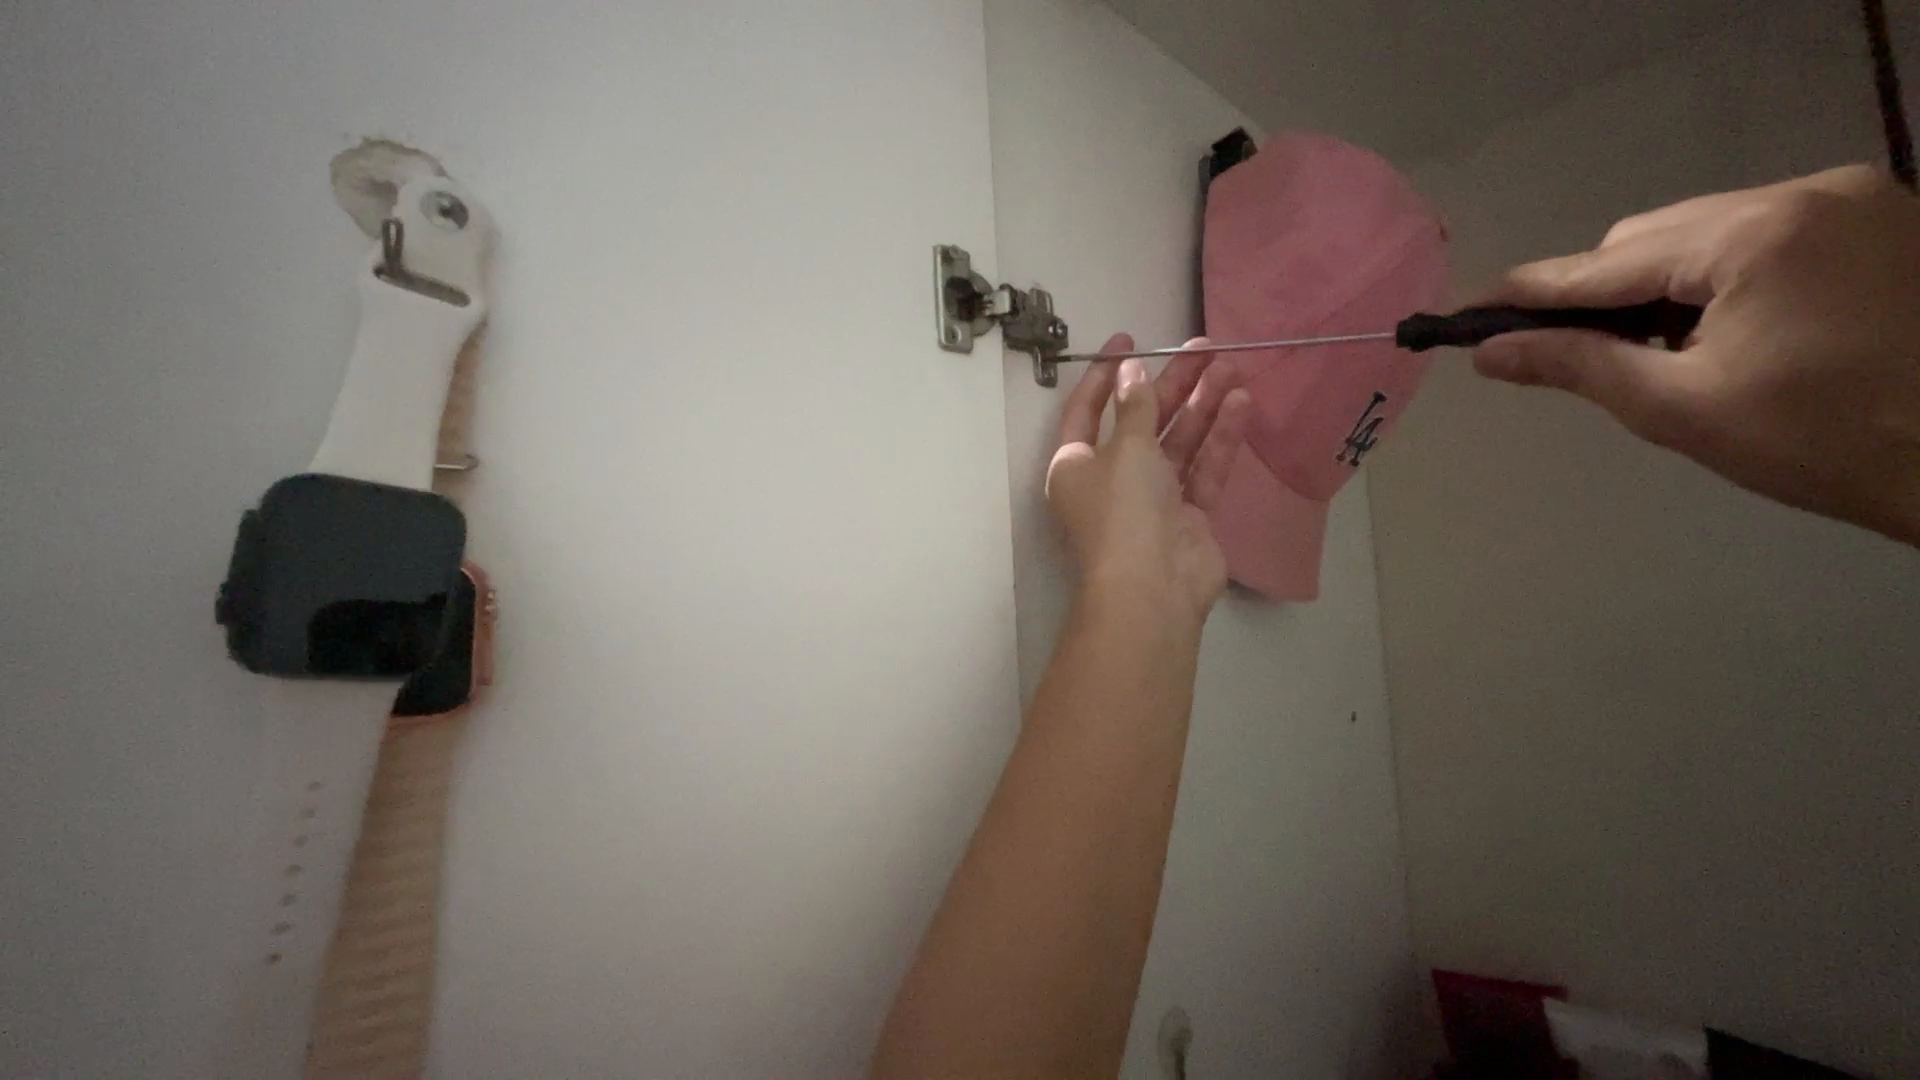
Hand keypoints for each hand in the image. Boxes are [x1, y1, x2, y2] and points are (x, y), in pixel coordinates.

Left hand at [1046, 334, 1251, 629]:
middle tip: (1204, 346)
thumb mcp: (1124, 450)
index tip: (1130, 339)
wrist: (1152, 589)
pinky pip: (1202, 469)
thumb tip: (1129, 373)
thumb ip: (1134, 408)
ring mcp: (1151, 499)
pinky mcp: (1187, 516)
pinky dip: (1218, 439)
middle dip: (1171, 384)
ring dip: (1202, 405)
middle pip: (1141, 421)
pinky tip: (1240, 403)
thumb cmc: (1122, 512)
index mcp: (1075, 465)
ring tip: (1231, 366)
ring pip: (1177, 442)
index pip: (1087, 410)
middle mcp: (1109, 480)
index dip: (1106, 374)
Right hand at [1473, 165, 1919, 545]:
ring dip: (1652, 286)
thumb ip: (1575, 364)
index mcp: (1753, 236)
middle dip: (1596, 293)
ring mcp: (1850, 200)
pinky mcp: (1877, 220)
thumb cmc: (1819, 440)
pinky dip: (1709, 278)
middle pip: (1646, 236)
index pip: (1603, 265)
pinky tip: (1711, 329)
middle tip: (1565, 353)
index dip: (1524, 294)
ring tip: (1651, 350)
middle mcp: (1803, 193)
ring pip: (1696, 233)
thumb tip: (1487, 353)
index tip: (1463, 316)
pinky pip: (1752, 236)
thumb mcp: (1676, 406)